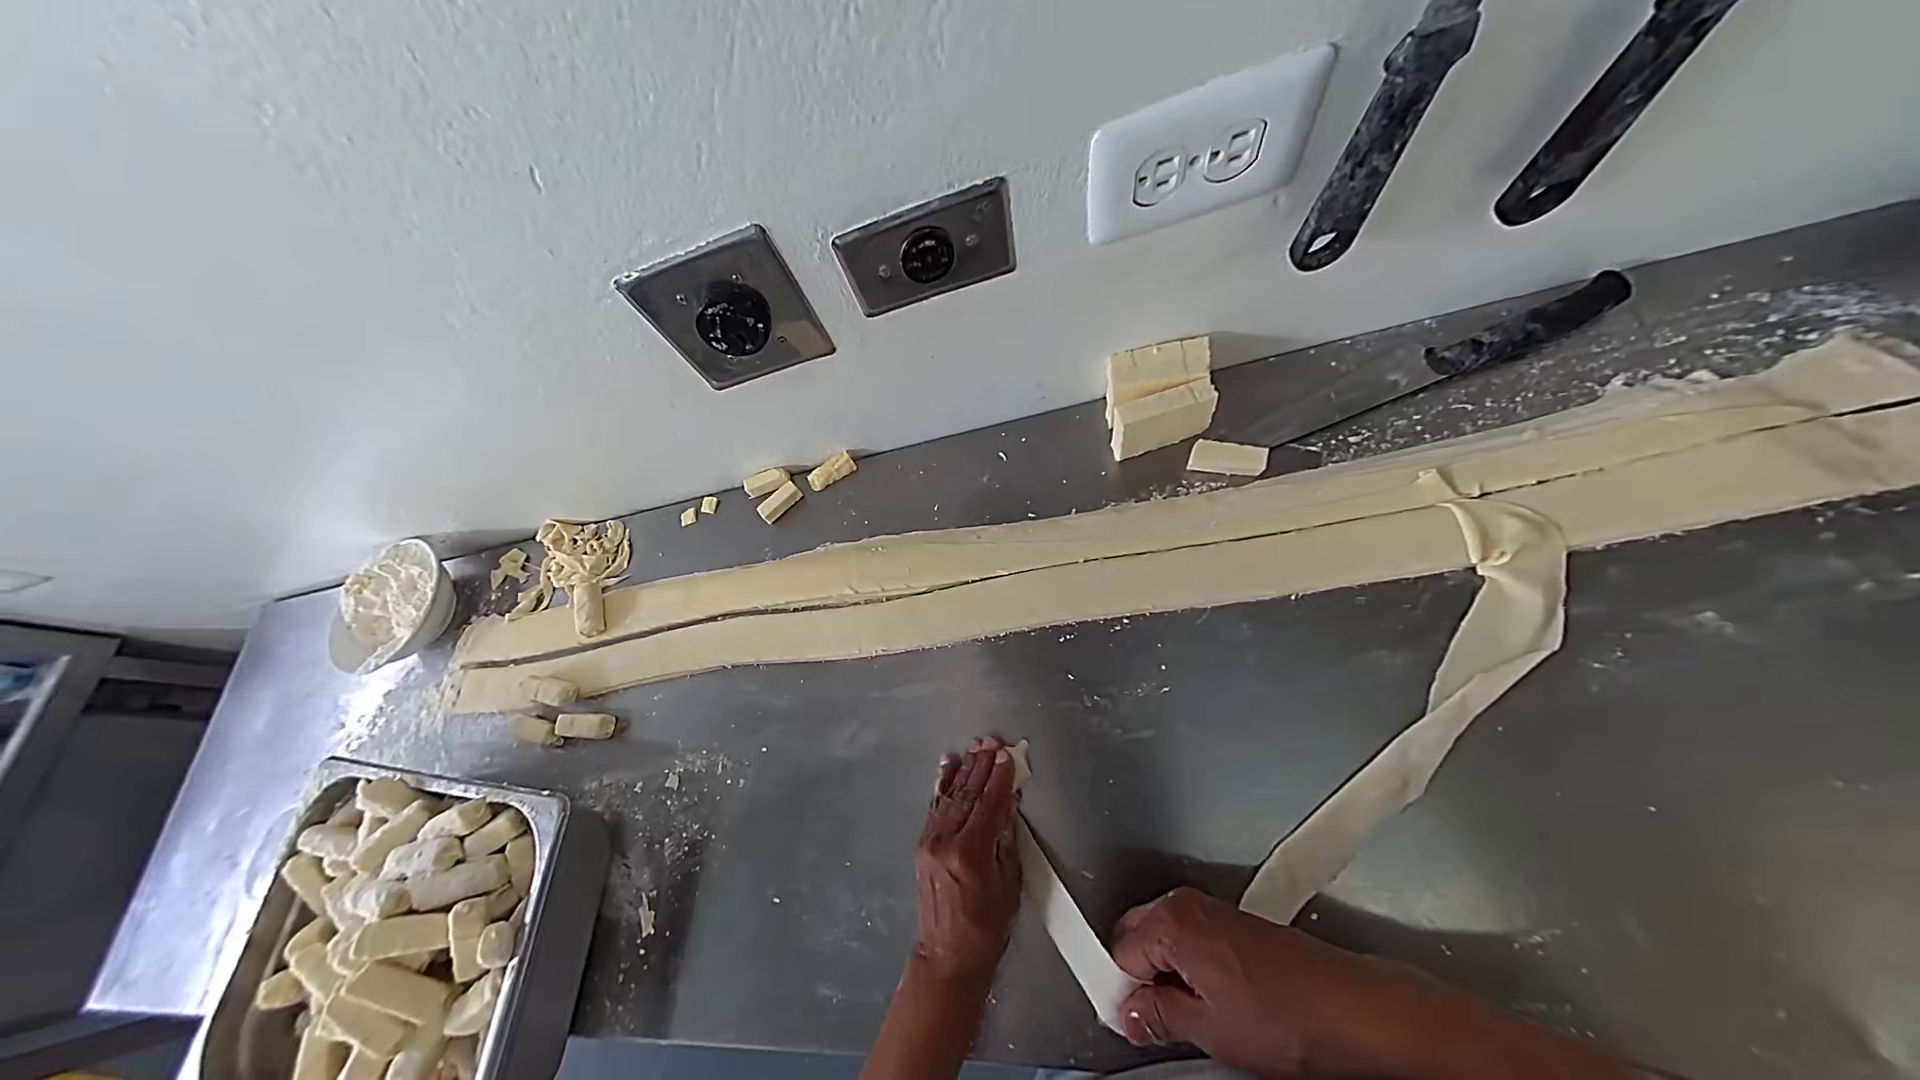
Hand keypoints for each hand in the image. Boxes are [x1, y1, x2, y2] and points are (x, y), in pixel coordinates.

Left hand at [912, 737, 1021, 982]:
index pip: (990, 804)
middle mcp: (945, 842)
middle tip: (992, 742)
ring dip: (964, 769)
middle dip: (982, 766)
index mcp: (970, 853)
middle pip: (968, 794)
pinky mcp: (922, 844)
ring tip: (974, 747)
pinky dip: (943, 784)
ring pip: (950, 796)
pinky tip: (948, 766)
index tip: (1008, 756)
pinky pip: (935, 806)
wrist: (948, 955)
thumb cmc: (987, 925)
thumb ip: (1007, 837)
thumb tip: (1009, 801)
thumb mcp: (1009, 881)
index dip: (1001, 778)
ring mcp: (929, 842)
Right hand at [1113, 887, 1647, 1079]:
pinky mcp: (1235, 921)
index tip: (1131, 1016)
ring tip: (1200, 1015)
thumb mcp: (1208, 1031)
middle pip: (1136, 935)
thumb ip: (1156, 1015)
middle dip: (1140, 975)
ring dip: (1168, 972)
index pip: (1116, 951)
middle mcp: (1187, 903)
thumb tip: (1132, 1012)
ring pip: (1163, 937)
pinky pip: (1192, 937)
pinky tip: (1221, 1001)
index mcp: (1171, 921)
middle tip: (1161, 1020)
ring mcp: (1212, 909)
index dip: (1120, 989)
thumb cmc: (1291, 1016)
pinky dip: (1193, 965)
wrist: (1356, 1012)